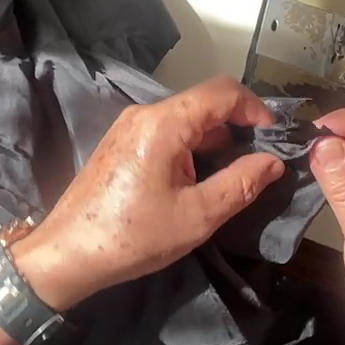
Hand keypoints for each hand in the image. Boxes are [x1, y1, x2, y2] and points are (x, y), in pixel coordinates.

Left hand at [13, 76, 284, 309]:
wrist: (69, 253)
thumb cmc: (134, 236)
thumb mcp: (198, 215)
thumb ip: (241, 183)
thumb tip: (274, 161)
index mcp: (164, 122)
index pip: (223, 92)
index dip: (256, 109)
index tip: (275, 138)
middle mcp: (145, 113)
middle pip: (204, 103)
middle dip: (237, 127)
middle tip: (260, 162)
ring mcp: (129, 126)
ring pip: (186, 119)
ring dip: (214, 141)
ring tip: (233, 177)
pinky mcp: (121, 143)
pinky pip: (166, 132)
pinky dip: (191, 147)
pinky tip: (198, 181)